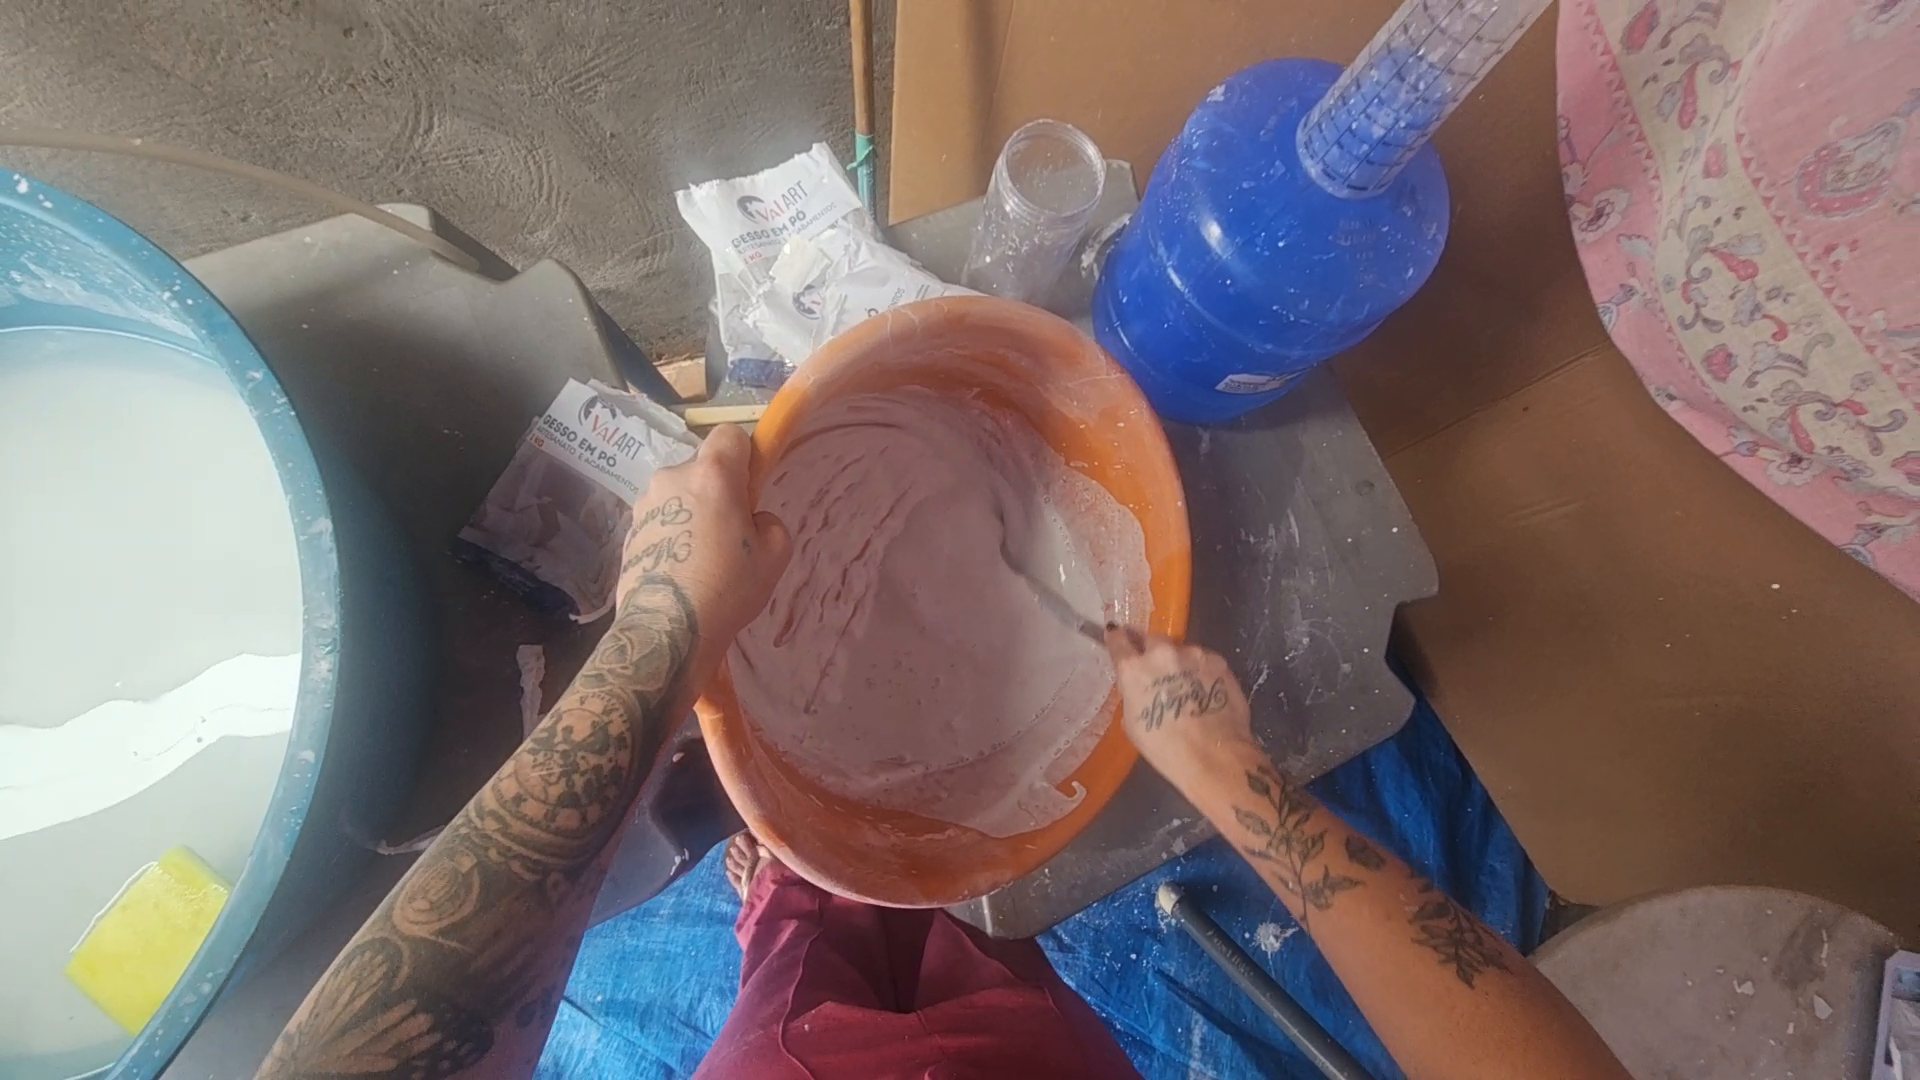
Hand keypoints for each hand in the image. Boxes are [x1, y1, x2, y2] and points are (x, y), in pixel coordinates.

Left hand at [617, 424, 790, 668]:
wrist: (669, 629)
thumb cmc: (729, 586)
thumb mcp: (776, 553)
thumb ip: (769, 520)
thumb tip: (752, 519)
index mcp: (713, 474)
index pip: (730, 434)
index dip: (745, 453)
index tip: (751, 484)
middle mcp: (672, 477)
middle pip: (703, 468)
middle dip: (717, 489)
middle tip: (730, 531)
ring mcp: (645, 503)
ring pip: (680, 494)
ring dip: (692, 511)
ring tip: (703, 556)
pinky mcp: (628, 529)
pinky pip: (662, 518)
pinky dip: (673, 533)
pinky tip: (681, 568)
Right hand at [1105, 627, 1255, 787]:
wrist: (1215, 757)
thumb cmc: (1166, 748)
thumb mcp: (1133, 722)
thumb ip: (1132, 692)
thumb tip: (1138, 684)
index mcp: (1134, 668)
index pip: (1118, 639)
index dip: (1117, 638)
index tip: (1117, 635)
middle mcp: (1162, 653)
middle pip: (1152, 640)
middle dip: (1151, 651)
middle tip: (1156, 670)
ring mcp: (1194, 654)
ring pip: (1181, 650)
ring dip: (1179, 662)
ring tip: (1186, 687)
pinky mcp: (1220, 661)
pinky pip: (1203, 660)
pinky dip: (1201, 671)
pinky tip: (1205, 691)